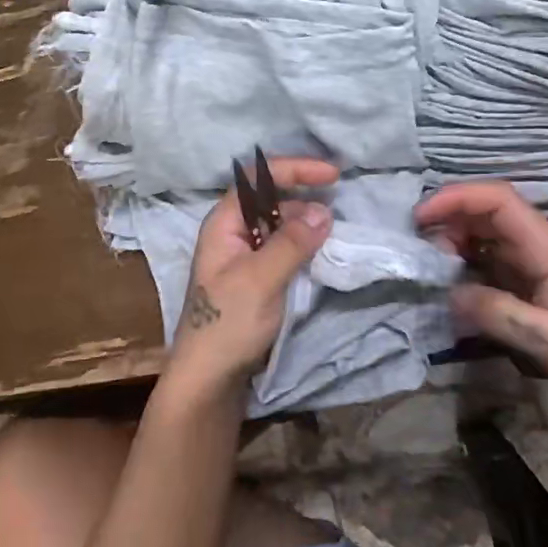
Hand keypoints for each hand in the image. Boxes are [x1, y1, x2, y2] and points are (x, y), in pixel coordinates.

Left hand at [168, 157, 337, 397]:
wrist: (209, 377)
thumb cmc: (228, 322)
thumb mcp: (261, 279)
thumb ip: (291, 242)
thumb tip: (324, 210)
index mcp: (222, 224)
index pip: (257, 180)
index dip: (293, 169)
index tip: (332, 174)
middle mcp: (230, 233)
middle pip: (267, 199)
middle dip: (302, 193)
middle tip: (338, 201)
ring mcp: (240, 256)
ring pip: (276, 224)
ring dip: (304, 220)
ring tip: (335, 224)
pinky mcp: (253, 278)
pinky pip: (279, 248)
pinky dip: (301, 243)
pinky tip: (320, 249)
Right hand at [415, 181, 547, 414]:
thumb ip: (502, 315)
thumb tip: (449, 293)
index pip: (499, 200)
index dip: (456, 198)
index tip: (420, 217)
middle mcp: (538, 247)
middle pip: (484, 212)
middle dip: (446, 222)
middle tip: (422, 257)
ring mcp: (533, 265)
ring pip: (482, 235)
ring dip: (450, 244)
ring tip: (432, 275)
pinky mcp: (528, 284)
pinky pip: (486, 261)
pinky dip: (460, 266)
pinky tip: (450, 290)